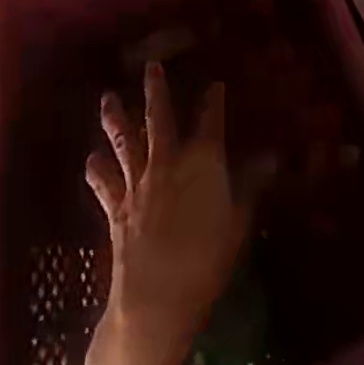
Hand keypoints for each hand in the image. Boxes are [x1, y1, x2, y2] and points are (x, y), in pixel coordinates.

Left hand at [82, 62, 252, 364]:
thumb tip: (272, 159)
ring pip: (125, 141)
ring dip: (116, 118)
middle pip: (160, 118)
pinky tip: (90, 159)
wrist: (155, 298)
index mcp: (202, 162)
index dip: (214, 101)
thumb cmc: (206, 260)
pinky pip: (103, 182)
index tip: (216, 84)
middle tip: (151, 66)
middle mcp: (167, 162)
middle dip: (156, 90)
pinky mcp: (116, 208)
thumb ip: (251, 187)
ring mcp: (138, 183)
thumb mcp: (238, 223)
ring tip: (107, 98)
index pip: (210, 121)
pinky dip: (96, 169)